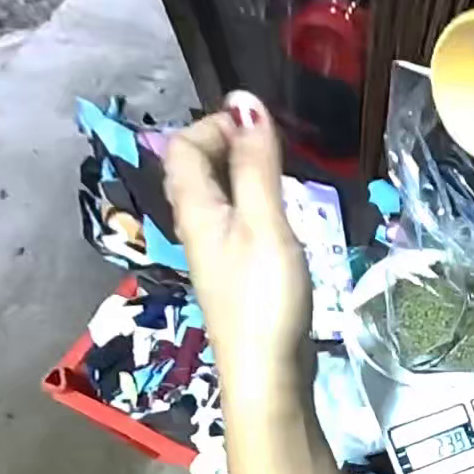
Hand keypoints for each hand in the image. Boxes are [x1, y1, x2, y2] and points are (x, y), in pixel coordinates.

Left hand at [164, 91, 311, 390]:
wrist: (267, 372)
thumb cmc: (264, 296)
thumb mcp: (265, 224)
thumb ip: (257, 167)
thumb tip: (246, 101)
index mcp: (196, 209)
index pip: (186, 147)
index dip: (217, 127)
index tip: (263, 130)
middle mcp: (198, 230)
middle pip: (198, 174)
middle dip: (232, 151)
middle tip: (278, 154)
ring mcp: (218, 260)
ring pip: (220, 204)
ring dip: (247, 184)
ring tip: (287, 186)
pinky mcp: (240, 283)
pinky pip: (240, 231)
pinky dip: (258, 215)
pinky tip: (286, 231)